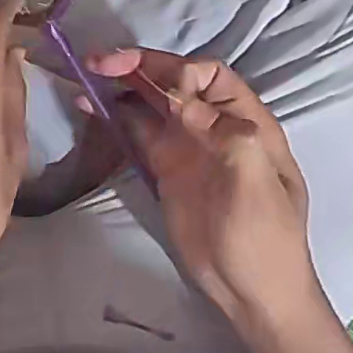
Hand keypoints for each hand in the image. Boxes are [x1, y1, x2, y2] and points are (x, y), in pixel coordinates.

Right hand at [88, 48, 325, 335]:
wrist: (251, 291)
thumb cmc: (266, 236)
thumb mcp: (254, 183)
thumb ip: (222, 132)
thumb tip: (179, 95)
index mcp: (245, 119)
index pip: (210, 76)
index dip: (181, 73)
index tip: (159, 92)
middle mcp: (212, 124)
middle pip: (174, 81)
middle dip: (139, 66)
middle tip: (100, 61)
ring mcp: (186, 144)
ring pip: (150, 102)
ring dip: (121, 85)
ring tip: (86, 75)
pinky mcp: (164, 166)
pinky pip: (136, 130)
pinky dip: (114, 115)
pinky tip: (89, 106)